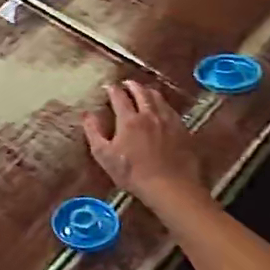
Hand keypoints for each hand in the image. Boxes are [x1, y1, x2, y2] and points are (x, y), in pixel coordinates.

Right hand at [83, 80, 203, 206]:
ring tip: (145, 91)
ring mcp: (168, 121)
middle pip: (141, 93)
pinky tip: (163, 109)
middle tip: (127, 83)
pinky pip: (172, 110)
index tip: (108, 86)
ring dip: (149, 92)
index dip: (113, 90)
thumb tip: (87, 115)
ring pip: (159, 98)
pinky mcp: (182, 130)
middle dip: (132, 85)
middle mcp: (149, 114)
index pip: (119, 97)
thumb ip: (94, 132)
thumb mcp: (104, 155)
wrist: (170, 186)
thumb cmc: (133, 173)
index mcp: (129, 120)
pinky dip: (163, 104)